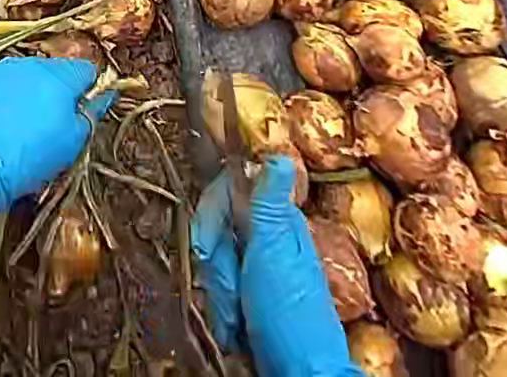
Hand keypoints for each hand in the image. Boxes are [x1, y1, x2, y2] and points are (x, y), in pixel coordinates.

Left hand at [0, 58, 113, 218]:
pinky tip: (3, 117)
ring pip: (32, 74)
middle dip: (60, 91)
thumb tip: (108, 93)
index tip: (80, 113)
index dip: (89, 92)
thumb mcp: (72, 141)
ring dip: (35, 90)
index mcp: (63, 76)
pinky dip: (10, 92)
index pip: (89, 71)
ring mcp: (8, 66)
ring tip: (24, 121)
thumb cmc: (30, 155)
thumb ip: (93, 112)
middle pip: (59, 71)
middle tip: (52, 122)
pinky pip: (7, 79)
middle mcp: (36, 63)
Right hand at [191, 156, 360, 376]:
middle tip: (232, 289)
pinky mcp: (252, 295)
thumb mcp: (275, 250)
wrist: (301, 375)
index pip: (230, 189)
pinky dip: (222, 310)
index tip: (206, 241)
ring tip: (237, 316)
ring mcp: (260, 267)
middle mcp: (268, 236)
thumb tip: (279, 151)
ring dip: (219, 292)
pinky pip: (221, 289)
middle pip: (218, 226)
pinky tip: (235, 327)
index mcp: (276, 218)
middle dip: (216, 262)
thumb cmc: (288, 311)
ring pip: (217, 260)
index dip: (211, 212)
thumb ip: (269, 201)